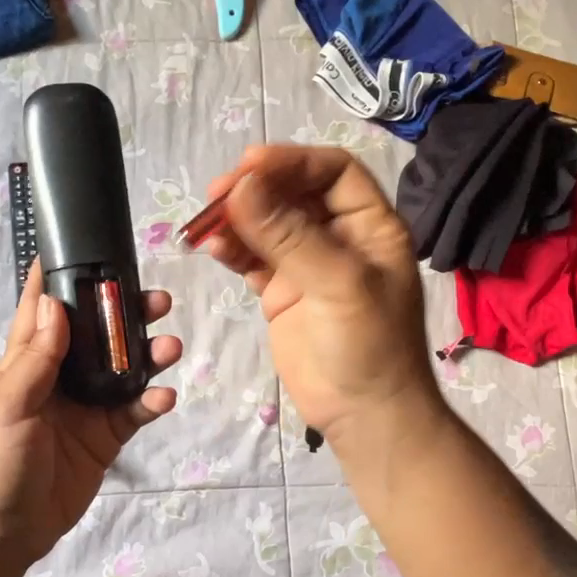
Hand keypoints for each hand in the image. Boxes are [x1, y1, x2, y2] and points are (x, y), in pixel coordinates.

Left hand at [0, 262, 181, 567]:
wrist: (9, 531)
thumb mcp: (8, 407)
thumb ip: (34, 358)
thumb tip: (51, 302)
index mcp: (25, 365)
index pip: (40, 312)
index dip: (57, 280)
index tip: (82, 245)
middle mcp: (59, 378)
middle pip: (97, 334)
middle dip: (125, 314)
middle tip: (157, 299)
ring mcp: (86, 408)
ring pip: (124, 368)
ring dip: (148, 355)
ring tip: (172, 347)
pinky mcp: (106, 437)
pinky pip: (135, 410)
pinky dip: (153, 401)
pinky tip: (165, 398)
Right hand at [204, 145, 440, 449]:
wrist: (364, 415)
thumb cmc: (369, 346)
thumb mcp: (338, 284)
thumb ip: (288, 236)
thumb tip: (240, 188)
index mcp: (370, 225)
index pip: (332, 172)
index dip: (293, 162)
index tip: (249, 165)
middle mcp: (338, 238)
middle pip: (293, 193)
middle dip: (256, 188)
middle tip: (217, 193)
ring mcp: (306, 266)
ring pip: (266, 225)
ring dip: (237, 219)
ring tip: (206, 222)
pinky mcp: (280, 294)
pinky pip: (252, 260)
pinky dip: (232, 251)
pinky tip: (212, 248)